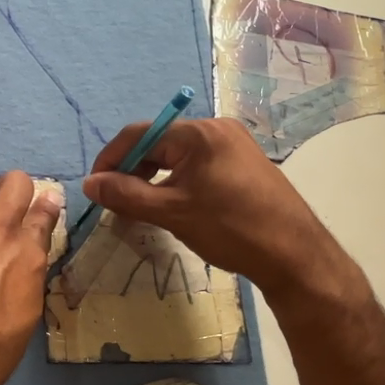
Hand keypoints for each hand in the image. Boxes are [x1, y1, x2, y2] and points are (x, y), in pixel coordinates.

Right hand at [81, 119, 365, 308]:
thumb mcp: (171, 212)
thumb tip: (89, 183)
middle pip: (158, 142)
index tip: (95, 188)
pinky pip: (197, 165)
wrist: (294, 255)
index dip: (111, 159)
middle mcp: (217, 129)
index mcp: (199, 133)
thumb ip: (125, 194)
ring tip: (142, 208)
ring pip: (177, 156)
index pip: (139, 135)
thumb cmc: (230, 229)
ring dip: (153, 178)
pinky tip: (173, 207)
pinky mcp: (243, 164)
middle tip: (117, 203)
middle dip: (132, 170)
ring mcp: (234, 145)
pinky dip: (177, 182)